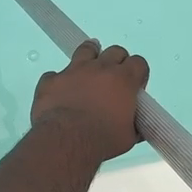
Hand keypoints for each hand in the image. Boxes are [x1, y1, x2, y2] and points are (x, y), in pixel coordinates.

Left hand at [30, 41, 147, 162]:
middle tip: (112, 81)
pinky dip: (58, 83)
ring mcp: (74, 70)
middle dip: (116, 63)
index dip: (137, 74)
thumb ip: (133, 125)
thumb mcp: (128, 137)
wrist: (67, 141)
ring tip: (88, 69)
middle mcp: (100, 68)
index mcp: (124, 80)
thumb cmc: (102, 140)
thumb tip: (135, 127)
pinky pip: (55, 75)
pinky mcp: (51, 80)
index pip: (139, 63)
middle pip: (115, 51)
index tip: (133, 87)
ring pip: (86, 50)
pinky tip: (59, 94)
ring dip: (89, 56)